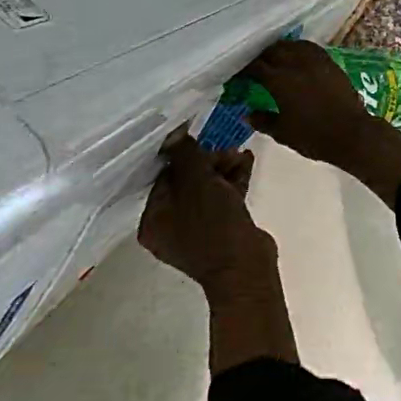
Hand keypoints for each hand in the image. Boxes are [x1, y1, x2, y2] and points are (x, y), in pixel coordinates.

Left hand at [139, 129, 276, 294]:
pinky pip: (223, 198)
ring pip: (207, 188)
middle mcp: (171, 226)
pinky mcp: (221, 230)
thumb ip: (184, 153)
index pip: (163, 176)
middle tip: (226, 149)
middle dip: (208, 161)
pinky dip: (233, 180)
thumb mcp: (195, 181)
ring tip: (240, 154)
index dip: (183, 154)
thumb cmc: (212, 224)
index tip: (200, 138)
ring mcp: (197, 230)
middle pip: (186, 181)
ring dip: (223, 167)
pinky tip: (247, 160)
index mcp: (153, 221)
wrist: (246, 268)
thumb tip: (175, 132)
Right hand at [242, 40, 379, 168]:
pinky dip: (298, 48)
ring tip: (275, 58)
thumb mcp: (283, 133)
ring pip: (291, 45)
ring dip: (279, 50)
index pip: (256, 67)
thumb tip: (248, 114)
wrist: (351, 133)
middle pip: (272, 51)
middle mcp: (294, 64)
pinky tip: (297, 55)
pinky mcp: (328, 62)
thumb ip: (263, 121)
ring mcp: (314, 60)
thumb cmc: (313, 136)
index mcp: (279, 80)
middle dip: (261, 57)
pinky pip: (309, 47)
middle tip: (256, 66)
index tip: (240, 75)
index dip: (245, 70)